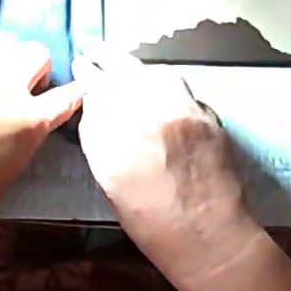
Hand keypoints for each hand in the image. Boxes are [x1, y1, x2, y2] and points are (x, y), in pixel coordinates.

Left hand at [0, 0, 83, 216]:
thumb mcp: (14, 167)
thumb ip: (28, 133)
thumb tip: (32, 114)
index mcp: (30, 120)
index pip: (67, 96)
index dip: (73, 93)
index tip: (75, 89)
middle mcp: (6, 90)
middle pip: (35, 54)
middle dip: (35, 65)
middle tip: (23, 83)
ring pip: (1, 41)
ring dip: (4, 50)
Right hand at [75, 55, 264, 277]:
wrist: (208, 237)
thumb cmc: (146, 216)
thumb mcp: (106, 173)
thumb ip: (97, 131)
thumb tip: (93, 103)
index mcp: (117, 131)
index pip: (95, 84)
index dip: (87, 71)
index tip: (81, 64)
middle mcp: (151, 112)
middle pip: (126, 70)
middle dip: (109, 59)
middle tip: (97, 54)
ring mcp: (184, 111)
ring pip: (157, 75)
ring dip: (139, 71)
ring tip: (128, 73)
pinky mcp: (209, 117)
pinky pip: (182, 90)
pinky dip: (165, 87)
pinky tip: (159, 97)